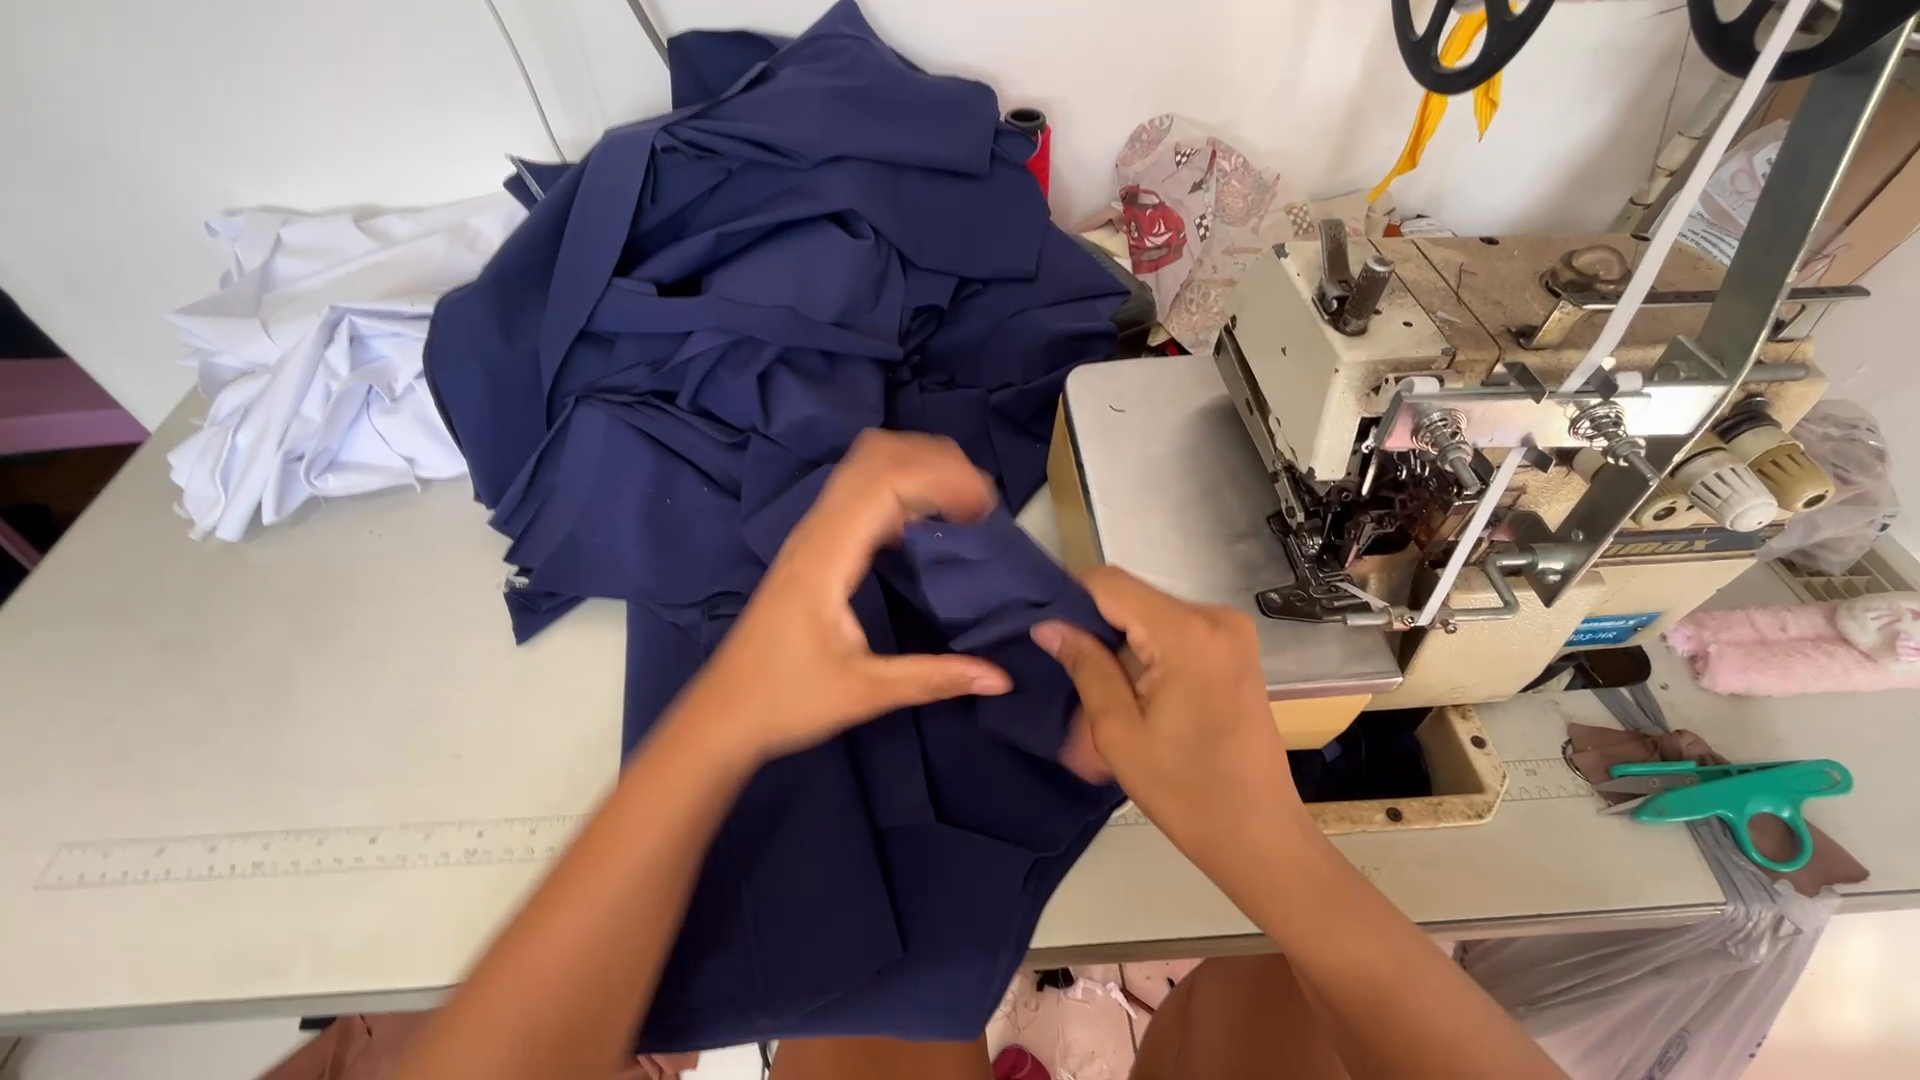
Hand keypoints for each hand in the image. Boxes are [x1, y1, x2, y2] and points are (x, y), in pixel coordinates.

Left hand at [668, 430, 1012, 765]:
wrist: (721, 714)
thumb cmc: (785, 701)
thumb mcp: (865, 693)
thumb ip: (934, 678)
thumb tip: (1000, 677)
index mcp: (826, 555)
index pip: (888, 481)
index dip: (943, 478)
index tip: (985, 507)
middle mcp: (815, 532)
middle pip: (876, 457)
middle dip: (934, 460)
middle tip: (980, 498)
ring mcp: (808, 536)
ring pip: (863, 468)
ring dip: (914, 468)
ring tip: (960, 501)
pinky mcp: (810, 549)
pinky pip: (856, 493)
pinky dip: (896, 488)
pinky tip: (922, 524)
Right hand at [1033, 568, 1307, 873]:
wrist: (1258, 833)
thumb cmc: (1186, 791)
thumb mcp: (1119, 731)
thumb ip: (1085, 666)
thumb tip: (1048, 625)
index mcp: (1188, 634)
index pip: (1111, 584)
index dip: (1069, 597)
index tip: (1040, 626)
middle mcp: (1216, 617)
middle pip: (1132, 597)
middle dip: (1093, 624)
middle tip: (1060, 663)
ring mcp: (1231, 631)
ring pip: (1150, 613)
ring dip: (1117, 640)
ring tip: (1090, 683)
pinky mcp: (1234, 648)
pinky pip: (1173, 630)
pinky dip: (1144, 650)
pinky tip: (1127, 687)